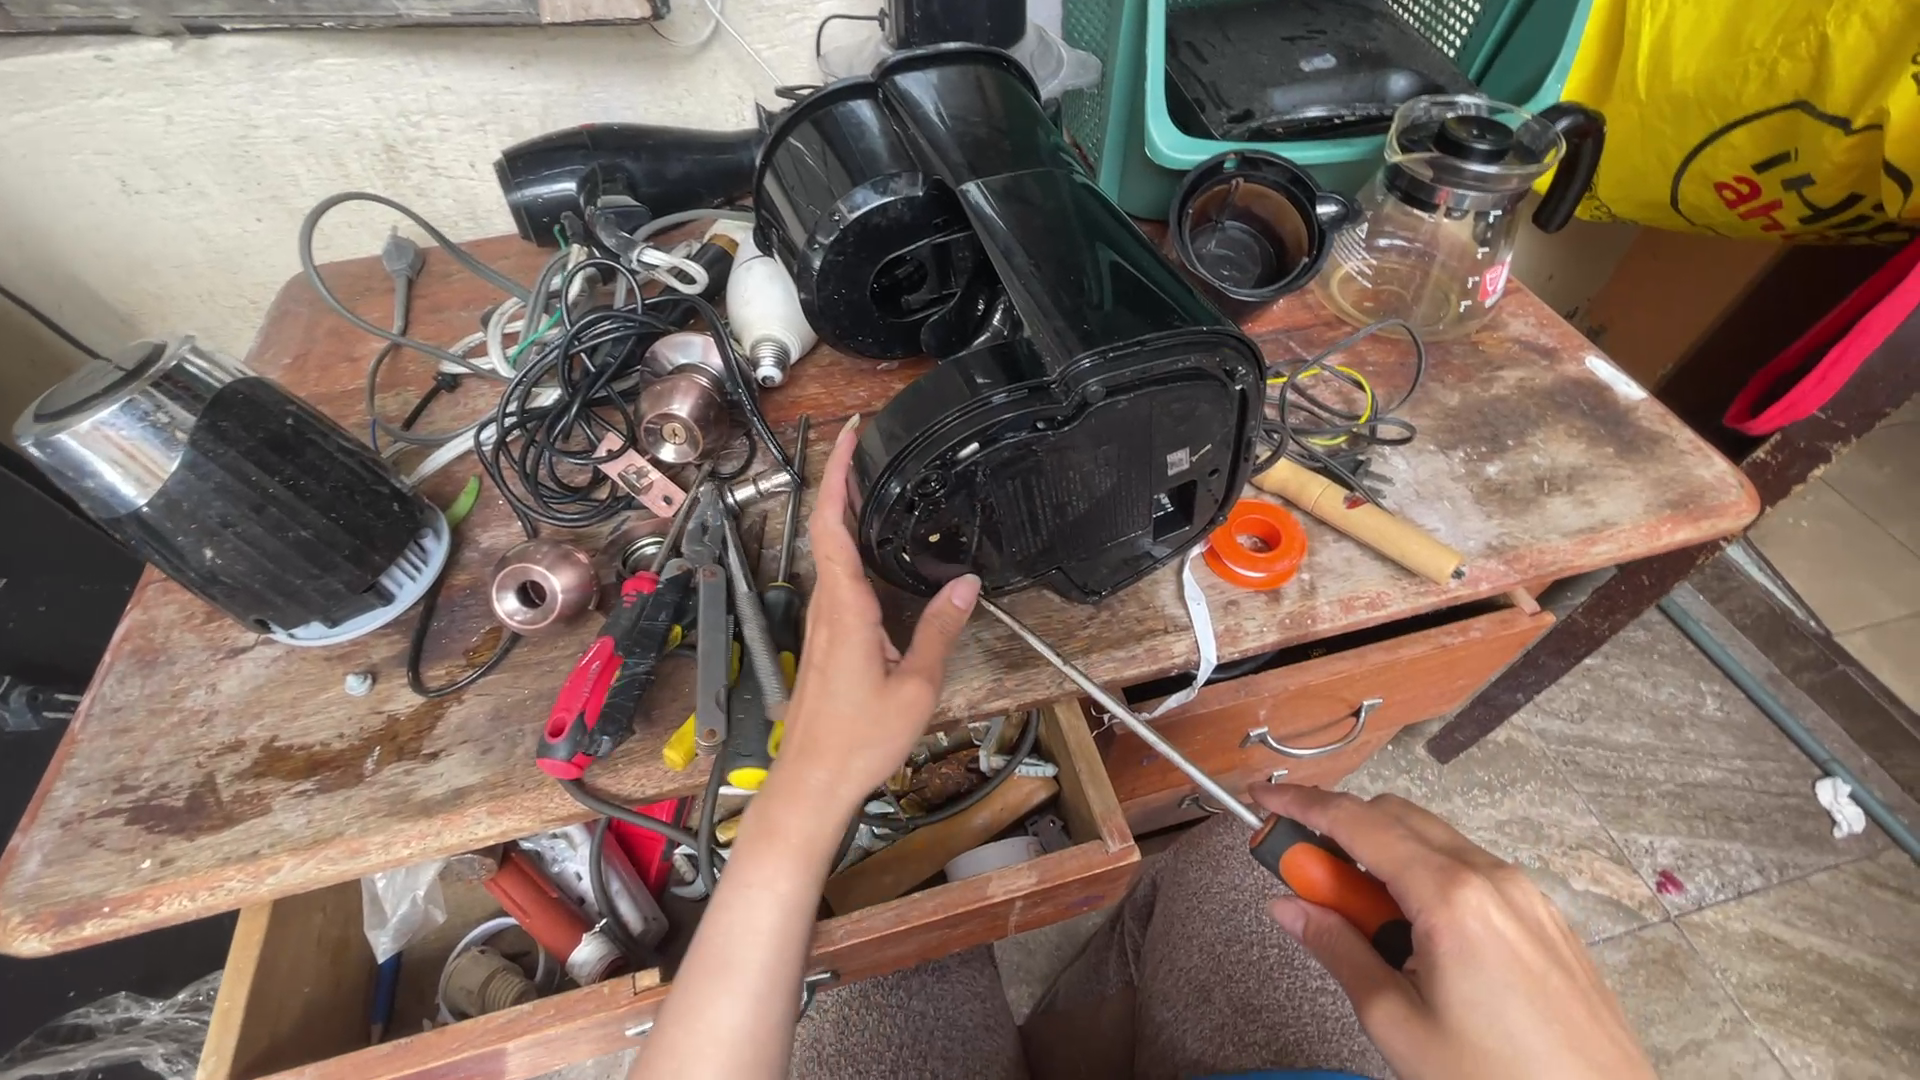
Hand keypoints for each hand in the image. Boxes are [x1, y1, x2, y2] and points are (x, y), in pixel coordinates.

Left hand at [770, 415, 980, 811]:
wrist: (812, 781)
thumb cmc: (860, 738)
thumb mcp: (915, 684)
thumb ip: (940, 629)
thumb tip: (966, 584)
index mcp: (845, 607)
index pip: (832, 523)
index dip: (837, 473)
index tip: (850, 434)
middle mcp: (825, 606)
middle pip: (825, 527)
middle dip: (842, 480)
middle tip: (868, 447)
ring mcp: (821, 623)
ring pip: (827, 553)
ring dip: (844, 512)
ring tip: (873, 486)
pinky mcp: (825, 640)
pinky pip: (835, 579)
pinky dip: (848, 548)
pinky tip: (873, 554)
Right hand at [1253, 784, 1652, 1079]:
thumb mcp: (1396, 1022)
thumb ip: (1335, 948)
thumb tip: (1284, 906)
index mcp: (1451, 896)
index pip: (1355, 821)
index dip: (1299, 802)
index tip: (1261, 797)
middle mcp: (1491, 876)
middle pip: (1391, 815)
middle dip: (1337, 827)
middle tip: (1301, 869)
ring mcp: (1525, 894)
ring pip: (1430, 838)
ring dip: (1379, 852)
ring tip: (1357, 913)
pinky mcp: (1545, 917)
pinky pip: (1466, 866)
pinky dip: (1421, 872)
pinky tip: (1413, 929)